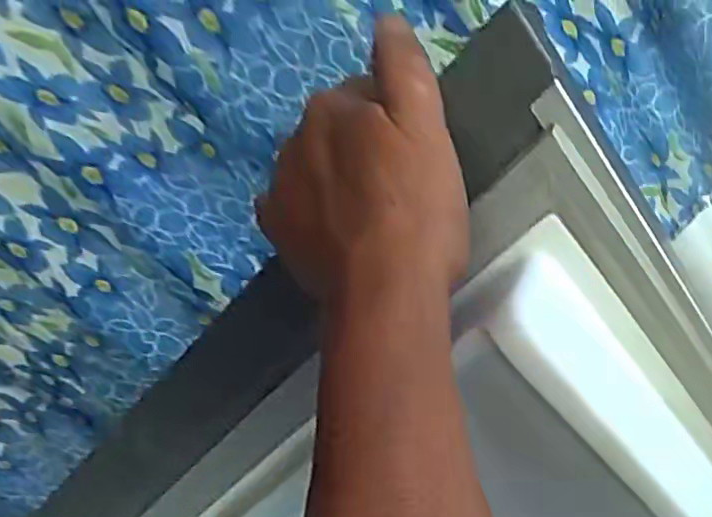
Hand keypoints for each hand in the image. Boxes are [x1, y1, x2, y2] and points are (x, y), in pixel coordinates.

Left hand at [257, 15, 466, 304]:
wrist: (386, 295)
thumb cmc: (419, 219)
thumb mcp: (431, 140)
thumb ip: (407, 75)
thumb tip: (389, 23)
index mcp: (337, 110)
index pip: (367, 95)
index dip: (398, 123)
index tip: (422, 158)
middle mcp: (299, 137)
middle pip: (338, 133)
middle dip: (366, 152)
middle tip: (407, 195)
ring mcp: (282, 184)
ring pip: (317, 170)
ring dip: (344, 186)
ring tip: (381, 225)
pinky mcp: (280, 230)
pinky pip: (299, 212)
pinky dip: (321, 220)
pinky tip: (349, 242)